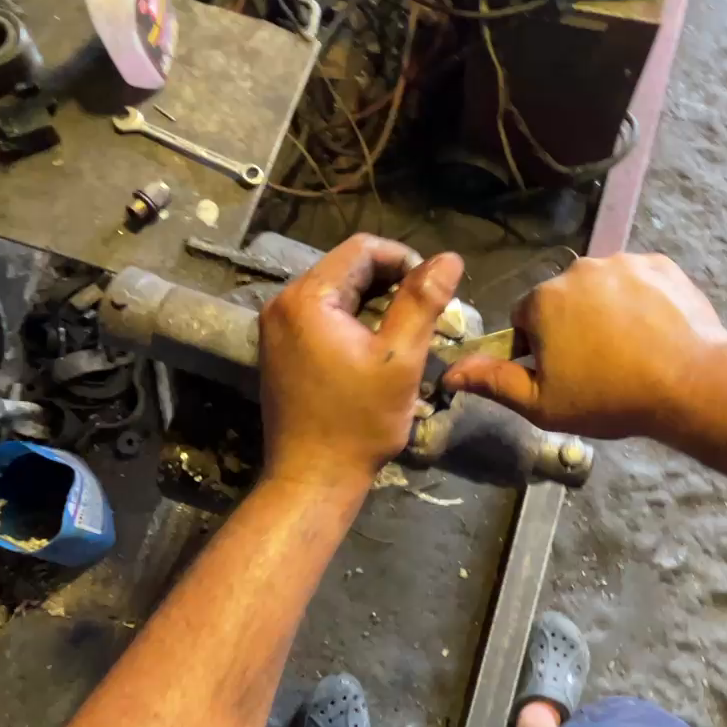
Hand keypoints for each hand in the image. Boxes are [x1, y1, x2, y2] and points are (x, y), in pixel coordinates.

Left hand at [258, 234, 463, 487]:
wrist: (313, 476)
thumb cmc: (359, 422)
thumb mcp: (401, 359)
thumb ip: (423, 302)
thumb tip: (450, 259)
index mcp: (308, 298)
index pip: (362, 249)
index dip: (404, 259)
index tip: (433, 289)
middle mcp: (283, 303)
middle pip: (346, 268)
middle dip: (391, 282)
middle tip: (425, 313)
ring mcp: (277, 327)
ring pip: (336, 292)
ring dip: (374, 302)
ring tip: (406, 331)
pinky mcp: (280, 349)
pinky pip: (322, 317)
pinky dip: (353, 321)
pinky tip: (377, 347)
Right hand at [442, 253, 726, 439]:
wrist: (689, 382)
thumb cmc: (609, 396)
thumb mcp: (542, 403)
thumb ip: (494, 382)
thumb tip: (450, 374)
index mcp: (543, 299)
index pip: (525, 319)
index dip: (538, 349)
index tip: (563, 373)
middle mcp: (578, 269)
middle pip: (561, 299)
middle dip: (571, 326)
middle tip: (598, 366)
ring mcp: (622, 262)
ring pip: (600, 288)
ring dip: (605, 311)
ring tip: (630, 350)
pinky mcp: (660, 264)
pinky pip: (637, 281)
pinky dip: (640, 300)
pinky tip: (654, 332)